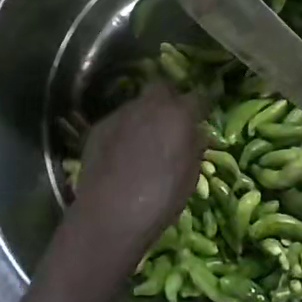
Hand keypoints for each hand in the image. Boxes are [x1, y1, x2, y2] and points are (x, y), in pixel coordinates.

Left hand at [64, 81, 208, 256]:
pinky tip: (122, 153)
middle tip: (171, 121)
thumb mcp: (190, 175)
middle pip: (162, 88)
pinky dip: (124, 131)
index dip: (200, 107)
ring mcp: (121, 114)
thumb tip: (195, 133)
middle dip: (169, 99)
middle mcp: (149, 105)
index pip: (197, 97)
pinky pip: (118, 122)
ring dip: (144, 116)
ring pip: (137, 104)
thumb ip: (194, 146)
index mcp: (178, 115)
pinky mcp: (99, 127)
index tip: (201, 118)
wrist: (110, 214)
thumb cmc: (161, 199)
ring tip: (144, 141)